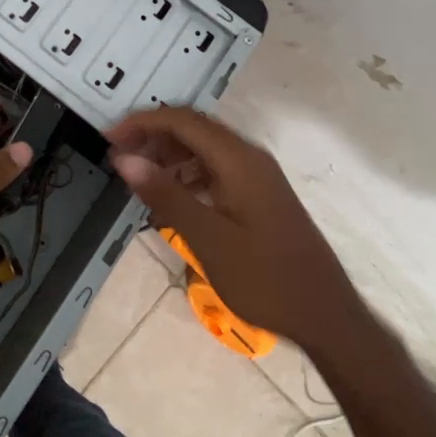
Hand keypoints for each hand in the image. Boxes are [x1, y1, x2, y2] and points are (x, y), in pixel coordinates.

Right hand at [105, 106, 354, 340]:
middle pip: (193, 128)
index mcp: (238, 159)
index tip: (109, 140)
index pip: (181, 121)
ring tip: (141, 180)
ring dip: (170, 155)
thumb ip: (165, 195)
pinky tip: (174, 200)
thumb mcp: (208, 239)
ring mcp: (258, 175)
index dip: (141, 123)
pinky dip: (189, 174)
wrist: (326, 316)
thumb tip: (124, 158)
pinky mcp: (261, 195)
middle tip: (120, 158)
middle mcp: (249, 157)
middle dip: (153, 136)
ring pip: (205, 148)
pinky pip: (217, 168)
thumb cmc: (265, 278)